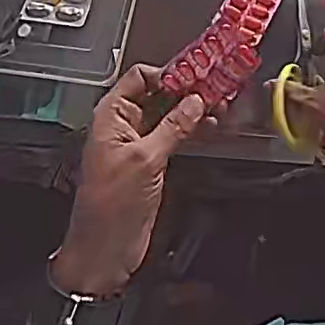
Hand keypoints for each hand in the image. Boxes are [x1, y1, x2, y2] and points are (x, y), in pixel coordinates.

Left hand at [52, 66, 207, 295]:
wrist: (105, 251)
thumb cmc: (109, 208)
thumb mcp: (145, 160)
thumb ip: (172, 127)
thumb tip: (194, 102)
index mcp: (112, 116)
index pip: (141, 77)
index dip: (168, 73)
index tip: (196, 74)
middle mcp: (124, 125)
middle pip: (158, 93)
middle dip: (186, 90)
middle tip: (215, 86)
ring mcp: (138, 142)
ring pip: (169, 113)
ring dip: (193, 109)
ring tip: (219, 104)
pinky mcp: (151, 159)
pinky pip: (173, 134)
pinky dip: (192, 128)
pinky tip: (211, 125)